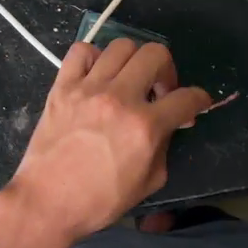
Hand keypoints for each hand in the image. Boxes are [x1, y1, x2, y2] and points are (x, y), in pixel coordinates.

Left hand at [3, 39, 213, 242]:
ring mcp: (88, 88)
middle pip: (156, 54)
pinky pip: (81, 51)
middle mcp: (119, 98)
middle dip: (167, 70)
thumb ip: (165, 146)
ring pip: (121, 46)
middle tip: (159, 90)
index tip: (195, 103)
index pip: (187, 97)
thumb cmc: (100, 200)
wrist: (48, 201)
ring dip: (133, 61)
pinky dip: (94, 57)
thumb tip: (171, 124)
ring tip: (128, 80)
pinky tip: (97, 75)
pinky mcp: (62, 86)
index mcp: (145, 126)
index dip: (199, 99)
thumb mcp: (149, 182)